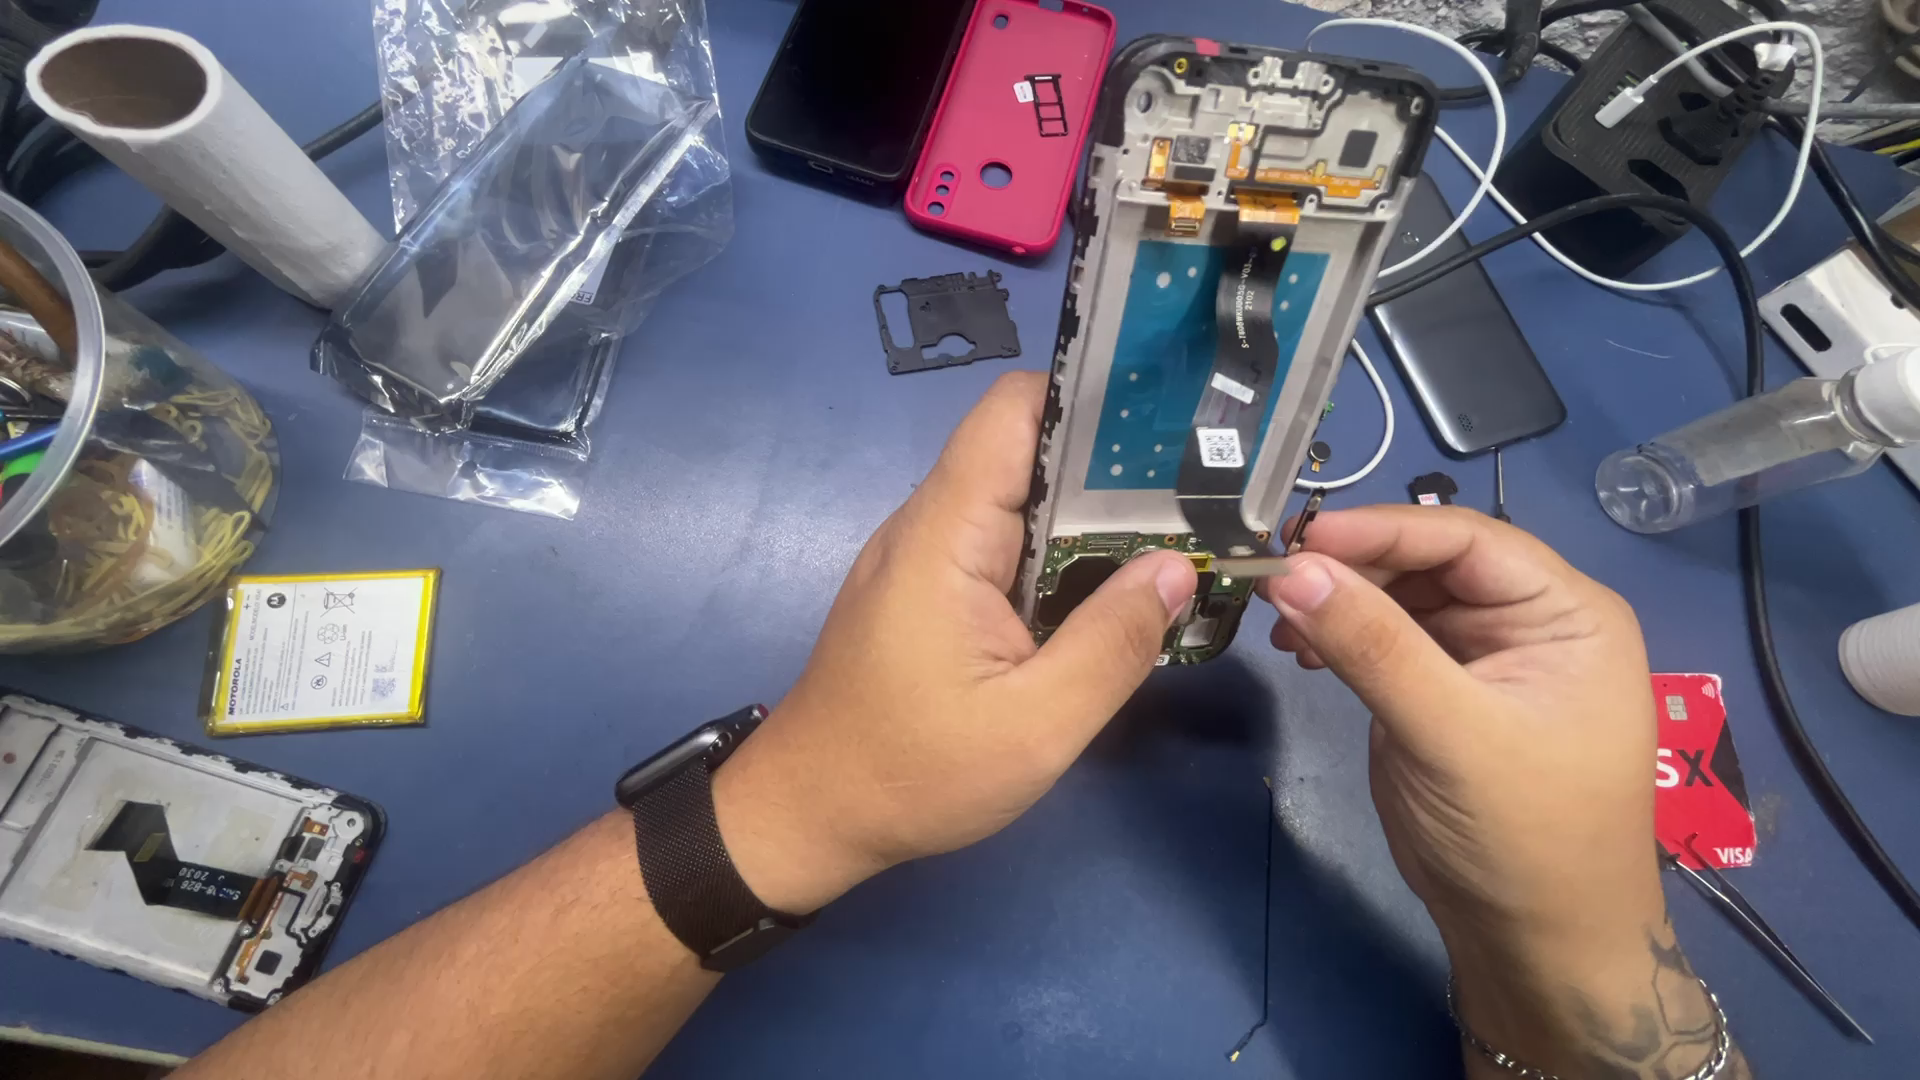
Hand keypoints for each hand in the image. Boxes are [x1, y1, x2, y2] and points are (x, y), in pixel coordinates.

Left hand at [712, 373, 1196, 914]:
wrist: (812, 810)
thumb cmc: (913, 773)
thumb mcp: (1035, 727)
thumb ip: (1110, 644)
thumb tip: (1174, 567)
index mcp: (945, 534)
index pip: (1011, 413)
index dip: (1085, 400)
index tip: (1166, 423)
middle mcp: (930, 525)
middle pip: (1023, 452)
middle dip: (1109, 464)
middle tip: (1198, 492)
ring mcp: (926, 556)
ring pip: (1017, 501)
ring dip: (1088, 514)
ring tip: (1172, 533)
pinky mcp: (928, 588)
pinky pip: (1001, 545)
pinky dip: (1056, 554)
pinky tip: (1105, 584)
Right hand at [1259, 507, 1736, 1075]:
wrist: (1525, 934)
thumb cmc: (1520, 833)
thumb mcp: (1448, 732)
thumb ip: (1371, 645)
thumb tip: (1290, 570)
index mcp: (1564, 613)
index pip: (1464, 540)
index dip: (1380, 530)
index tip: (1299, 540)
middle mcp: (1522, 619)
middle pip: (1422, 561)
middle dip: (1348, 568)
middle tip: (1276, 582)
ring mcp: (1474, 651)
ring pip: (1391, 595)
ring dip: (1333, 602)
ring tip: (1282, 627)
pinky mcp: (1432, 682)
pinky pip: (1375, 635)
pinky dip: (1333, 634)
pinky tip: (1300, 653)